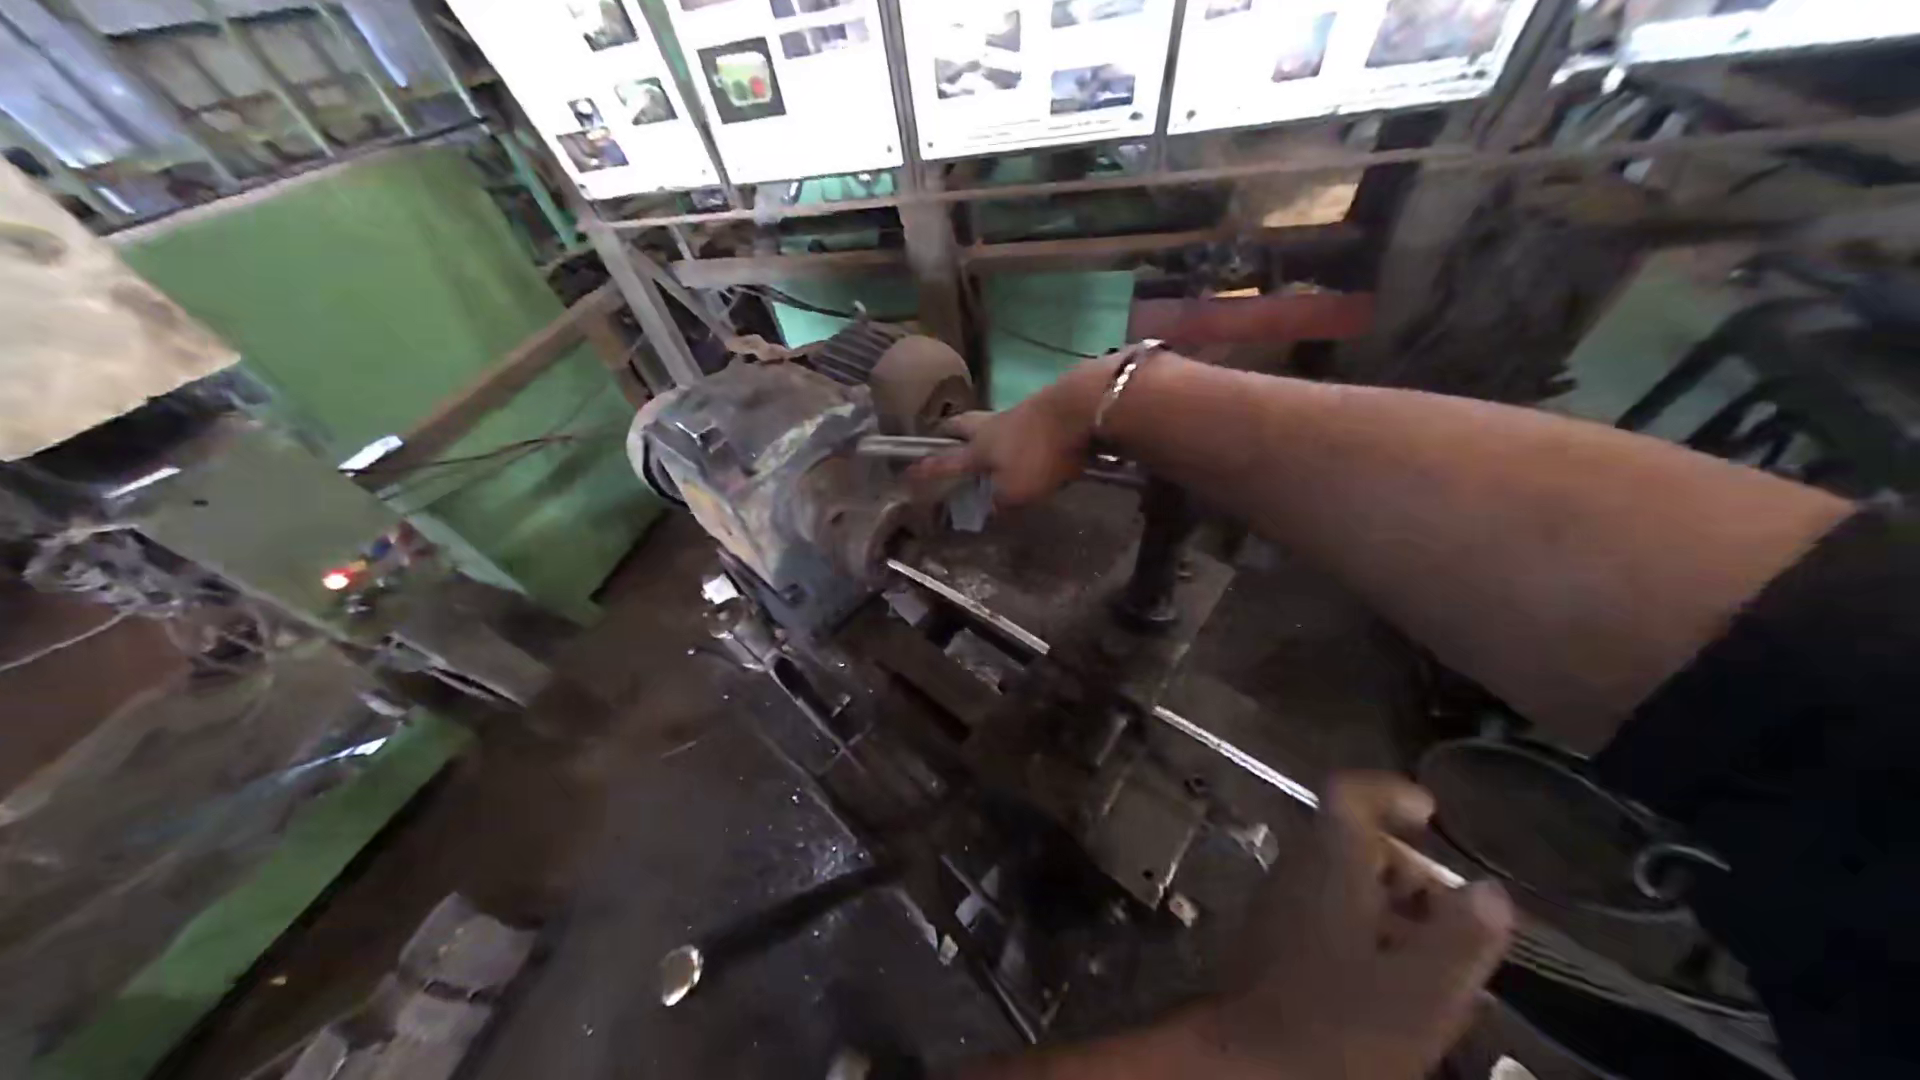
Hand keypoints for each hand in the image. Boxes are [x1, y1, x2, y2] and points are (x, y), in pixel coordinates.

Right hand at [907, 358, 1117, 506]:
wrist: (1080, 408)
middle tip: (941, 438)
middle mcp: (991, 427)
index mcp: (978, 448)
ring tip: (981, 444)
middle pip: (961, 425)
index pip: (945, 461)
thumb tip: (990, 508)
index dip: (926, 469)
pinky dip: (1010, 432)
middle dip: (948, 433)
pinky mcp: (1042, 409)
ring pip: (988, 422)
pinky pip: (1016, 422)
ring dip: (980, 431)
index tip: (907, 472)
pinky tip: (1018, 441)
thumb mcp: (1016, 491)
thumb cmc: (1040, 453)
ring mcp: (1017, 414)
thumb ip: (1000, 502)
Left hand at [1209, 773, 1513, 1079]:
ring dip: (1395, 907)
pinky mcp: (1277, 934)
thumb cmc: (1339, 1021)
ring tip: (1444, 961)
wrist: (1251, 1059)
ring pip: (1345, 880)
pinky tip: (1401, 982)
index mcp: (1330, 861)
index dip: (1388, 792)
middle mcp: (1300, 867)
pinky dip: (1369, 930)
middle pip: (1355, 841)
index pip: (1348, 794)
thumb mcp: (1421, 990)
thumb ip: (1460, 937)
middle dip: (1410, 869)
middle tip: (1459, 916)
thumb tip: (1491, 888)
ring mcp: (1283, 899)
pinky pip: (1329, 911)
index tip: (1432, 813)